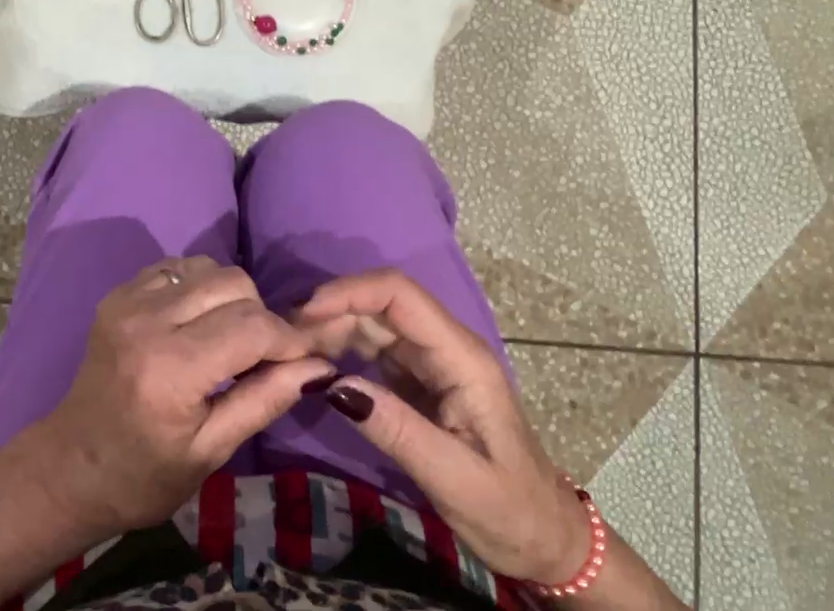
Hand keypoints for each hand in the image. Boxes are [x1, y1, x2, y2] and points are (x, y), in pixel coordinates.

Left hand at [37, 258, 334, 533]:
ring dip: (231, 296)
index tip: (309, 358)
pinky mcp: (117, 294)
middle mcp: (147, 320)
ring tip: (229, 339)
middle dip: (262, 316)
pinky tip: (198, 323)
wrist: (73, 465)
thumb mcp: (212, 450)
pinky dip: (199, 287)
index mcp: (171, 368)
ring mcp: (127, 300)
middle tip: (265, 355)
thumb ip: (265, 399)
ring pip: (207, 267)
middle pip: (233, 284)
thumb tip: (320, 364)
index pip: (252, 326)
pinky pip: (176, 268)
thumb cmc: (145, 474)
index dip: (290, 339)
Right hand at [291, 268, 590, 585]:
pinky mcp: (418, 380)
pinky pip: (372, 350)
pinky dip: (338, 351)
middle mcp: (446, 348)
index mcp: (462, 359)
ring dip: (329, 330)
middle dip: (329, 313)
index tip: (303, 315)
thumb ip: (395, 429)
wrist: (548, 542)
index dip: (349, 292)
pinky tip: (314, 368)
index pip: (400, 295)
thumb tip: (332, 385)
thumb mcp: (454, 478)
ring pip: (371, 324)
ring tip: (291, 355)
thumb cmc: (510, 511)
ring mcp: (432, 363)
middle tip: (285, 344)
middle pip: (379, 304)